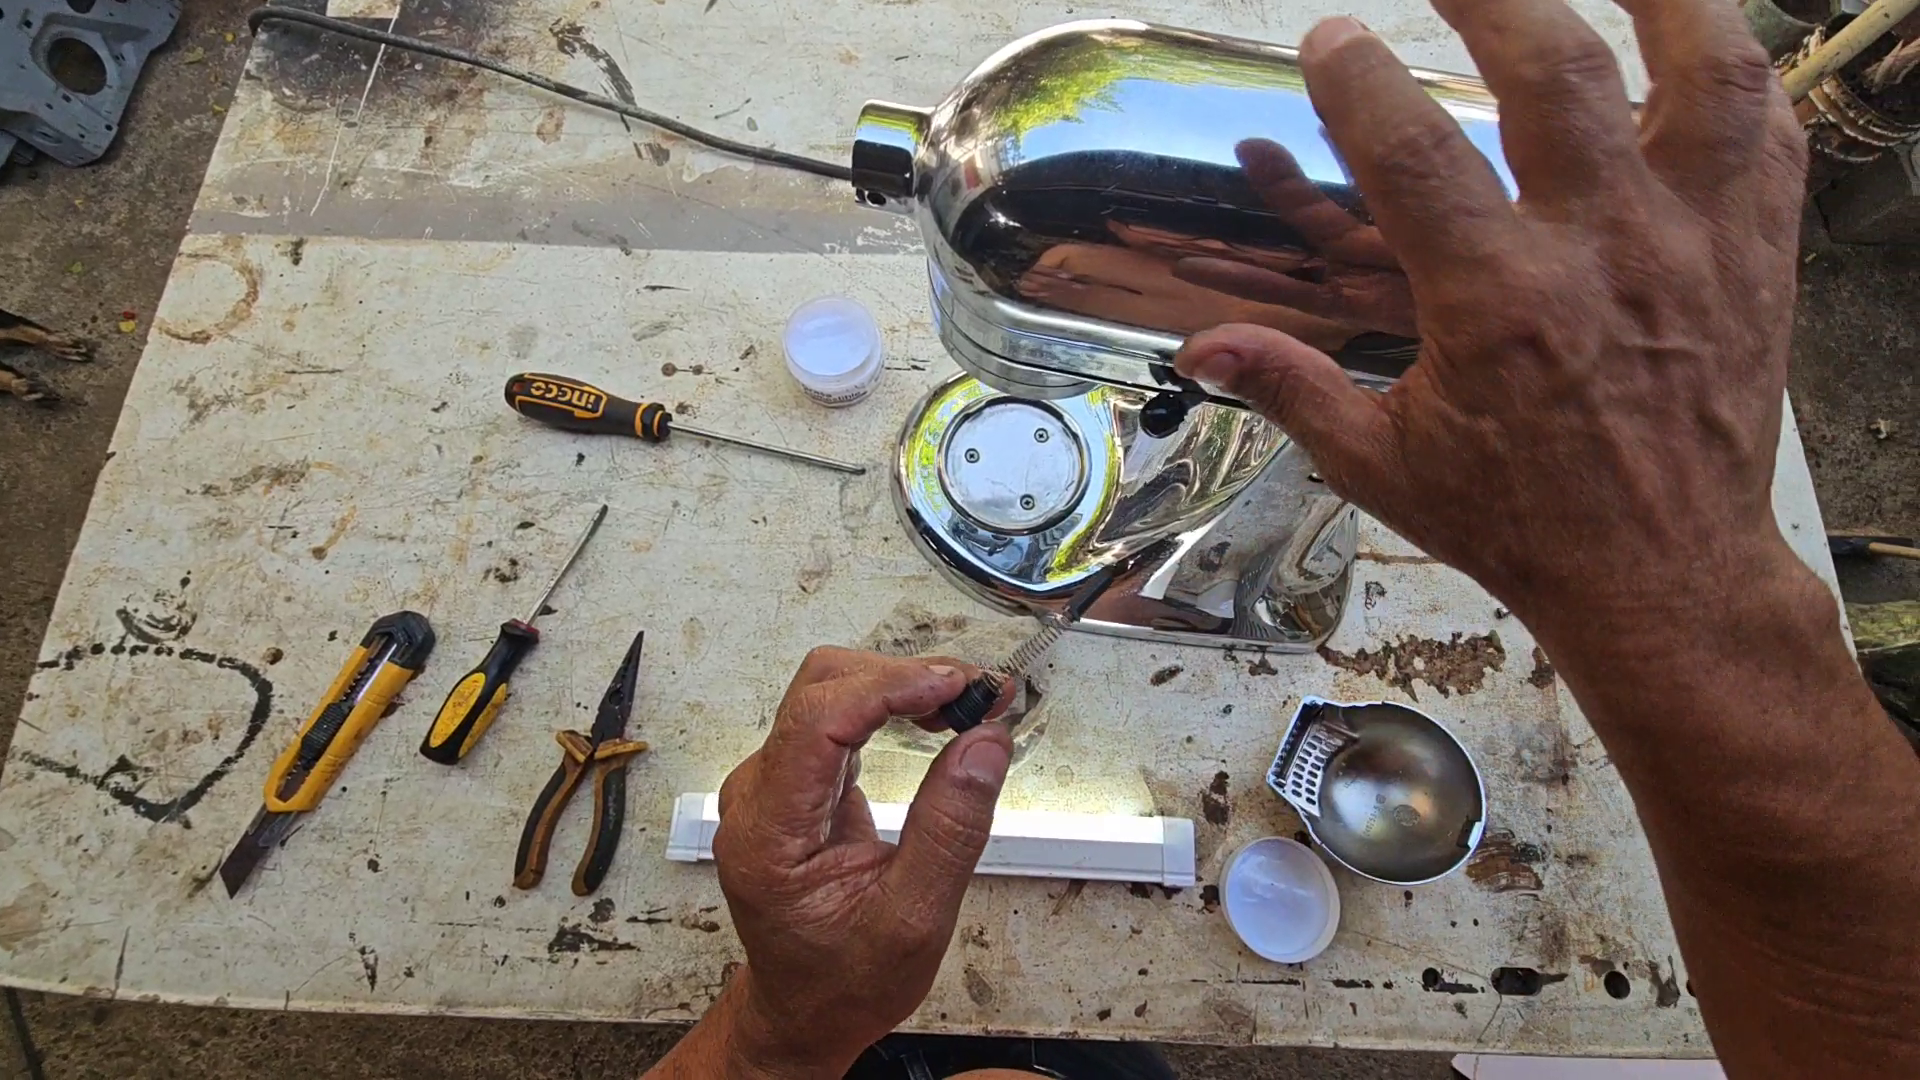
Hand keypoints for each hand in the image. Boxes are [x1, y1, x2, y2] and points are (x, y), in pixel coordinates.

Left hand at [710, 648, 1013, 1077]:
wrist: (805, 1008)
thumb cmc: (845, 980)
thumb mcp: (914, 920)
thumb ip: (950, 829)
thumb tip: (985, 742)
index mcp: (769, 831)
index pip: (817, 719)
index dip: (890, 686)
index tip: (957, 685)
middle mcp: (760, 790)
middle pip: (823, 686)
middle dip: (904, 676)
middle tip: (976, 692)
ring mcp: (775, 777)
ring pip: (833, 688)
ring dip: (903, 683)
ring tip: (966, 701)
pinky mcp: (798, 774)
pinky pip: (843, 712)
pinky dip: (894, 702)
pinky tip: (934, 714)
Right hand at [1175, 4, 1805, 627]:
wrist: (1650, 567)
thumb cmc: (1501, 515)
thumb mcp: (1372, 459)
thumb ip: (1288, 386)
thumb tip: (1201, 350)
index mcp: (1491, 303)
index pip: (1413, 157)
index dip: (1360, 85)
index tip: (1327, 39)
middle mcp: (1599, 250)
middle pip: (1556, 74)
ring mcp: (1694, 243)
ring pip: (1704, 67)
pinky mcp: (1756, 257)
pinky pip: (1768, 128)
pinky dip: (1736, 65)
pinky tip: (1700, 41)